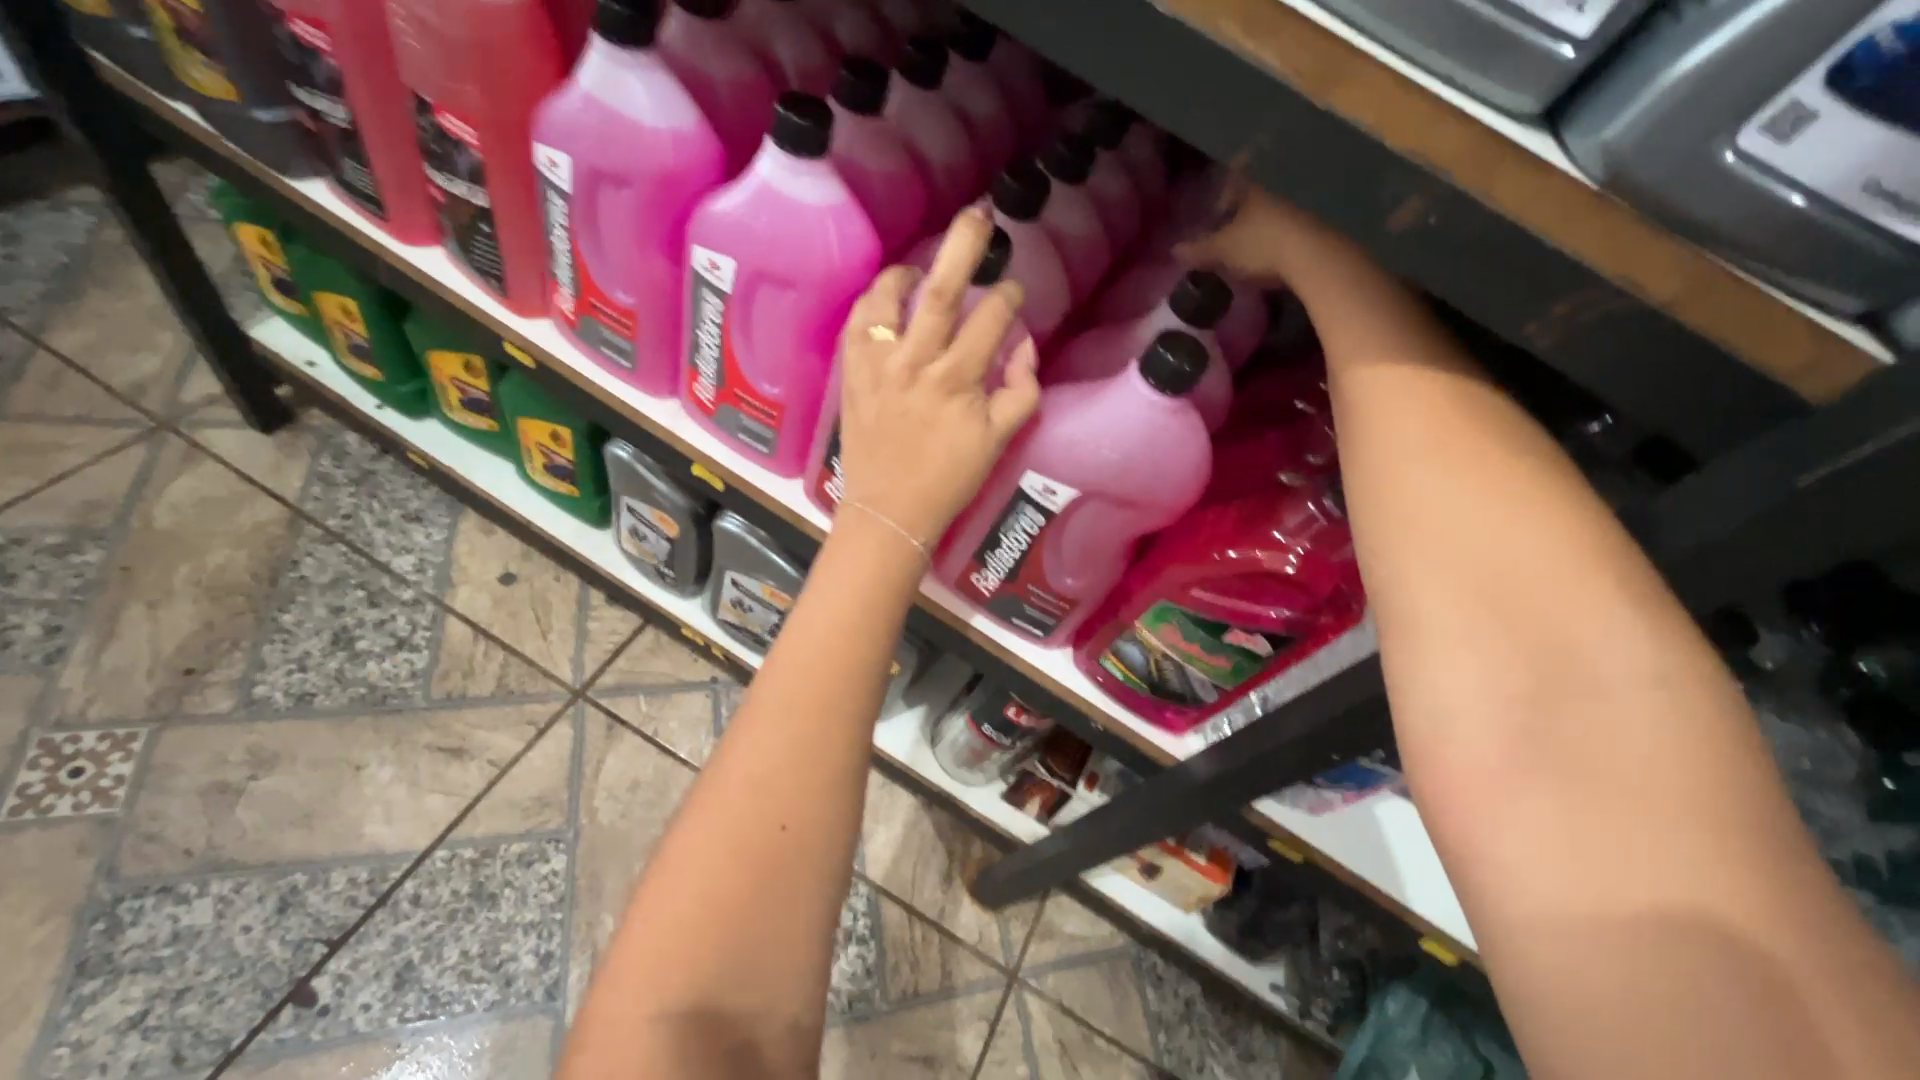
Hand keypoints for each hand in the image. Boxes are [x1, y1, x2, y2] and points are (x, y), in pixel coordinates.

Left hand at [835, 208, 1040, 547]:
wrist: (890, 509)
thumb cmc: (950, 478)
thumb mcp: (999, 441)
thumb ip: (1021, 391)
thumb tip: (1025, 345)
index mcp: (958, 382)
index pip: (991, 319)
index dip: (1009, 297)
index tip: (1014, 291)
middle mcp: (916, 364)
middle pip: (941, 291)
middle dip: (964, 247)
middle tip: (979, 214)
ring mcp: (878, 365)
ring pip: (892, 299)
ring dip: (911, 271)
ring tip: (925, 265)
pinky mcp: (852, 372)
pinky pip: (858, 322)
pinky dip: (873, 300)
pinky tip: (888, 296)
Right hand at [1175, 170, 1370, 288]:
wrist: (1313, 258)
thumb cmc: (1260, 245)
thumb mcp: (1222, 250)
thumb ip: (1198, 250)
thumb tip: (1173, 250)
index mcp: (1252, 191)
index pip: (1234, 181)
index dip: (1221, 194)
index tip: (1212, 209)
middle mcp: (1275, 196)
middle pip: (1252, 201)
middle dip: (1238, 216)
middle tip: (1223, 234)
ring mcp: (1296, 214)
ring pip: (1269, 218)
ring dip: (1256, 232)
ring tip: (1242, 253)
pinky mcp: (1312, 235)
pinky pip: (1284, 236)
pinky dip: (1273, 246)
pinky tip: (1266, 264)